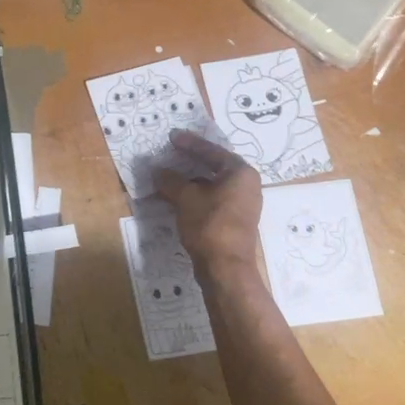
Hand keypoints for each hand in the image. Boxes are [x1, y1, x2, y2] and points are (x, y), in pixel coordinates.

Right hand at [154, 130, 261, 281]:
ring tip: (170, 177)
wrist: (225, 267)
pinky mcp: (235, 221)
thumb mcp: (186, 198)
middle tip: (171, 153)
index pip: (212, 151)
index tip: (172, 137)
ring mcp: (243, 204)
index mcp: (241, 173)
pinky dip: (197, 196)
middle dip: (191, 162)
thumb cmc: (209, 225)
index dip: (190, 144)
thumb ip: (171, 181)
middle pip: (215, 167)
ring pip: (213, 185)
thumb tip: (157, 171)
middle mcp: (247, 185)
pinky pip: (214, 200)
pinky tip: (179, 198)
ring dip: (191, 181)